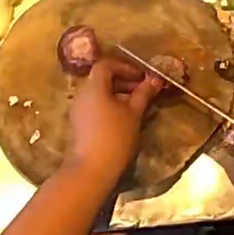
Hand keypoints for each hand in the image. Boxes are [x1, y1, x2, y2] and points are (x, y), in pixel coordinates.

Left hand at [63, 58, 161, 189]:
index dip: (125, 67)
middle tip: (142, 90)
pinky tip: (123, 118)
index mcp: (93, 87)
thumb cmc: (115, 136)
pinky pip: (94, 105)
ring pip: (98, 93)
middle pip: (101, 78)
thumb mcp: (134, 112)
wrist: (92, 169)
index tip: (141, 77)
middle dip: (123, 81)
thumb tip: (155, 79)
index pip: (106, 65)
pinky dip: (109, 105)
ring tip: (136, 105)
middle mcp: (81, 94)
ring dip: (117, 94)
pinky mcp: (78, 123)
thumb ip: (144, 93)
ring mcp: (78, 110)